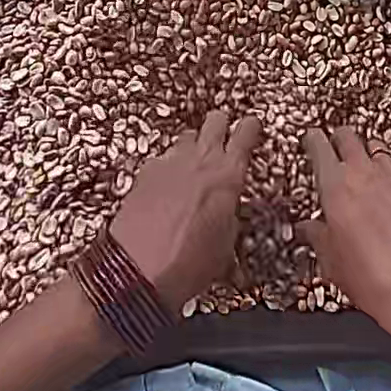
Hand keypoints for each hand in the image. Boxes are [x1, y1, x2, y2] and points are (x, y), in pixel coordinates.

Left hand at [110, 110, 260, 311]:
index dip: (251, 127)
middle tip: (224, 137)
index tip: (252, 124)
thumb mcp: (225, 244)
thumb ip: (229, 214)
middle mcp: (200, 159)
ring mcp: (170, 161)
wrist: (137, 269)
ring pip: (188, 137)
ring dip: (194, 147)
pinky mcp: (145, 170)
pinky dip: (168, 169)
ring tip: (194, 167)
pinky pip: (163, 159)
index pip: (246, 134)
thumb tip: (226, 209)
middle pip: (215, 120)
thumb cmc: (187, 263)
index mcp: (228, 175)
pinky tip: (166, 189)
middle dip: (221, 125)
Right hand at [299, 126, 390, 353]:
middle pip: (349, 136)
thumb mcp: (331, 262)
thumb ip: (317, 235)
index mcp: (335, 186)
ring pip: (377, 149)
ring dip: (367, 155)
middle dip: (339, 139)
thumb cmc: (374, 281)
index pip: (318, 145)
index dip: (312, 139)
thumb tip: (309, 229)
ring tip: (363, 171)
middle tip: (334, 149)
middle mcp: (365, 174)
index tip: (311, 140)